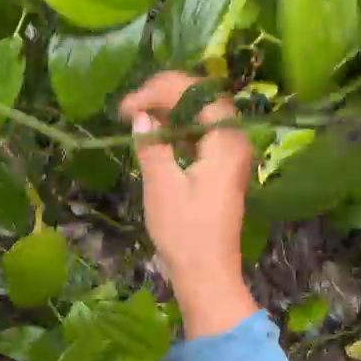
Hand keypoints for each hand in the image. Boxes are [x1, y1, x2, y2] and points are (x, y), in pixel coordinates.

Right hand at [118, 72, 258, 338]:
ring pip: (199, 118)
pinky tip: (154, 138)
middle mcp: (234, 141)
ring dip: (168, 113)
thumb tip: (141, 117)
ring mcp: (229, 156)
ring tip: (135, 119)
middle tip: (128, 110)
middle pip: (201, 101)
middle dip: (164, 97)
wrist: (205, 270)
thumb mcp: (162, 186)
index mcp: (226, 141)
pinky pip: (198, 138)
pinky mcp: (219, 170)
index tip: (126, 107)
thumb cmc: (184, 231)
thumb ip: (152, 147)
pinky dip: (175, 132)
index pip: (198, 93)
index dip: (160, 90)